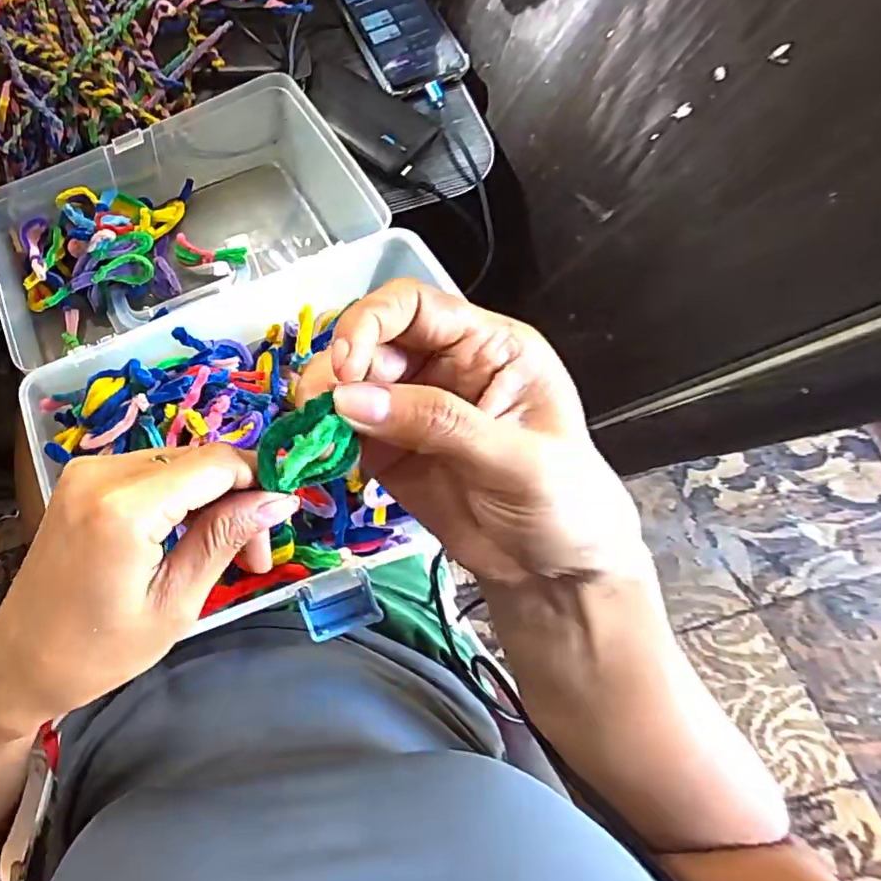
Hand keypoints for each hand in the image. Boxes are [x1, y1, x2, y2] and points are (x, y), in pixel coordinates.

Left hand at [0, 445, 299, 737]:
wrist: (22, 659)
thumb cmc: (98, 652)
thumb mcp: (174, 604)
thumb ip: (223, 539)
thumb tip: (278, 500)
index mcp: (125, 507)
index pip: (216, 462)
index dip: (259, 481)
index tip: (278, 524)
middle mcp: (102, 472)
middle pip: (197, 459)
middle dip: (235, 498)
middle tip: (250, 558)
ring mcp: (86, 470)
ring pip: (176, 463)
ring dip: (208, 498)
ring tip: (215, 553)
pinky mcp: (80, 478)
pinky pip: (148, 471)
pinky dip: (176, 496)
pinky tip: (181, 535)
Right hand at [294, 279, 648, 587]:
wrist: (551, 574)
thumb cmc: (564, 505)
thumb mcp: (517, 459)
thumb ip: (437, 422)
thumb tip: (348, 400)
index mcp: (486, 348)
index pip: (413, 306)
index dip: (370, 323)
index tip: (346, 366)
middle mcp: (441, 367)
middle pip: (368, 342)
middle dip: (337, 369)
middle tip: (317, 407)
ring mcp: (407, 407)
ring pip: (345, 383)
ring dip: (321, 402)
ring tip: (317, 434)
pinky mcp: (383, 446)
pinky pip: (341, 427)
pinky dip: (323, 436)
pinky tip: (322, 454)